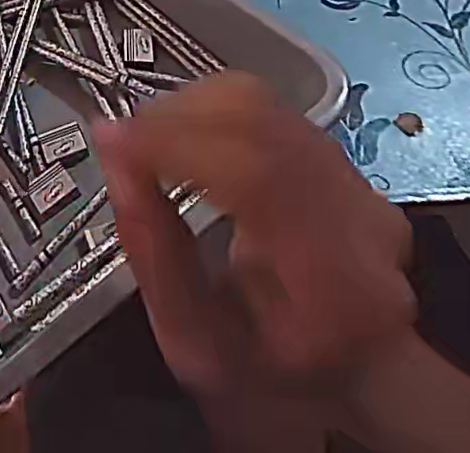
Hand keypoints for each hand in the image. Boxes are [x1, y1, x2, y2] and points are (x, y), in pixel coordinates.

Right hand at [94, 72, 415, 441]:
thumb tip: (113, 157)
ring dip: (187, 108)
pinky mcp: (336, 154)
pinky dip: (208, 106)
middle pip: (257, 122)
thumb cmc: (267, 369)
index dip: (175, 144)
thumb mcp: (194, 341)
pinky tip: (182, 133)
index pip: (256, 175)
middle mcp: (356, 215)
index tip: (112, 140)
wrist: (344, 367)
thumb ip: (152, 253)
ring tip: (147, 138)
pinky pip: (264, 103)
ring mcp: (352, 176)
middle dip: (172, 120)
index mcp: (330, 283)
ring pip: (258, 101)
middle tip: (121, 140)